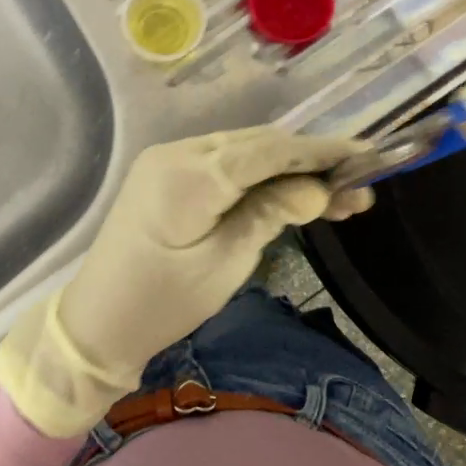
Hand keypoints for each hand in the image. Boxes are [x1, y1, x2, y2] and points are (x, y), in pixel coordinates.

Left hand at [0, 127, 373, 436]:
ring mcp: (167, 159)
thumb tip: (318, 187)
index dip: (320, 152)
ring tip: (335, 196)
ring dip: (286, 167)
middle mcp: (176, 152)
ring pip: (241, 151)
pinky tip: (288, 191)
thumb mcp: (225, 264)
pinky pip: (221, 163)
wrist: (97, 320)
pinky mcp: (164, 173)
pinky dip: (257, 174)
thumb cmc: (161, 302)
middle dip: (309, 161)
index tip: (368, 158)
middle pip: (257, 144)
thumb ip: (270, 214)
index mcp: (188, 174)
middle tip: (358, 188)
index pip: (269, 150)